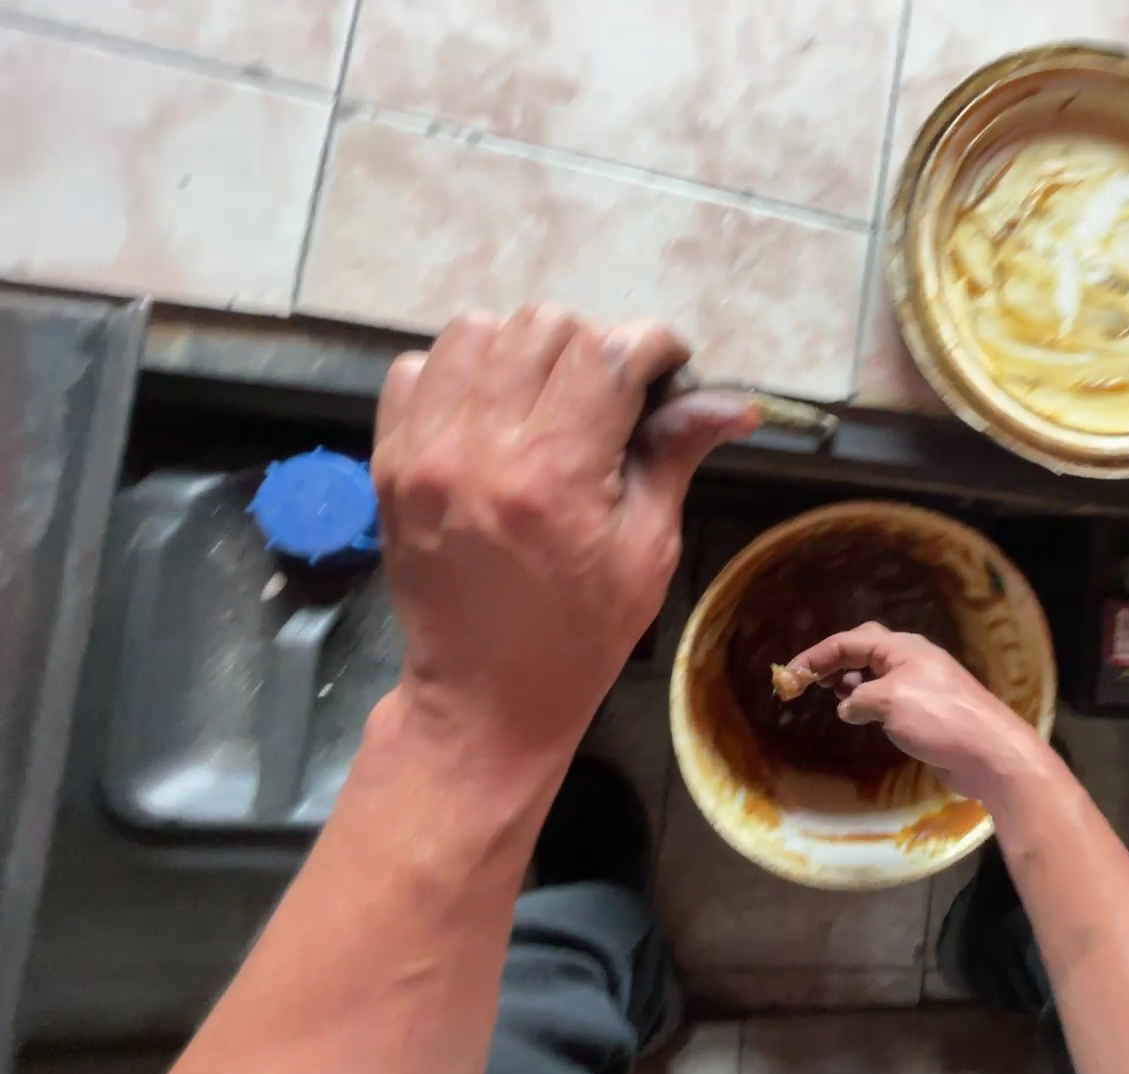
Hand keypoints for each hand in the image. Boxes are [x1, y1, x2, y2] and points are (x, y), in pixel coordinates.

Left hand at [373, 305, 757, 753]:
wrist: (489, 692)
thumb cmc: (588, 627)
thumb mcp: (650, 546)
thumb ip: (677, 454)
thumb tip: (738, 405)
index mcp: (555, 475)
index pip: (607, 352)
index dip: (653, 342)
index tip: (672, 364)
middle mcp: (479, 447)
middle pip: (544, 325)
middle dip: (598, 343)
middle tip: (620, 391)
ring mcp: (421, 450)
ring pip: (477, 330)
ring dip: (531, 348)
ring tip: (557, 395)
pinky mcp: (388, 461)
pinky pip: (418, 368)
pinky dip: (467, 371)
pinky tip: (499, 413)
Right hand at [784, 623, 1048, 800]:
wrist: (988, 751)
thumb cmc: (939, 718)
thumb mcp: (890, 702)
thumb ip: (860, 698)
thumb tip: (848, 705)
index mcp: (902, 648)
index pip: (850, 641)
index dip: (817, 655)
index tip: (790, 674)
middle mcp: (911, 659)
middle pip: (864, 648)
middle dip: (834, 660)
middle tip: (809, 679)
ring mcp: (920, 683)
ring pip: (876, 672)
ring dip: (851, 680)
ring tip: (831, 694)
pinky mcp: (926, 708)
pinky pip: (888, 695)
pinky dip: (867, 699)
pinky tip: (859, 715)